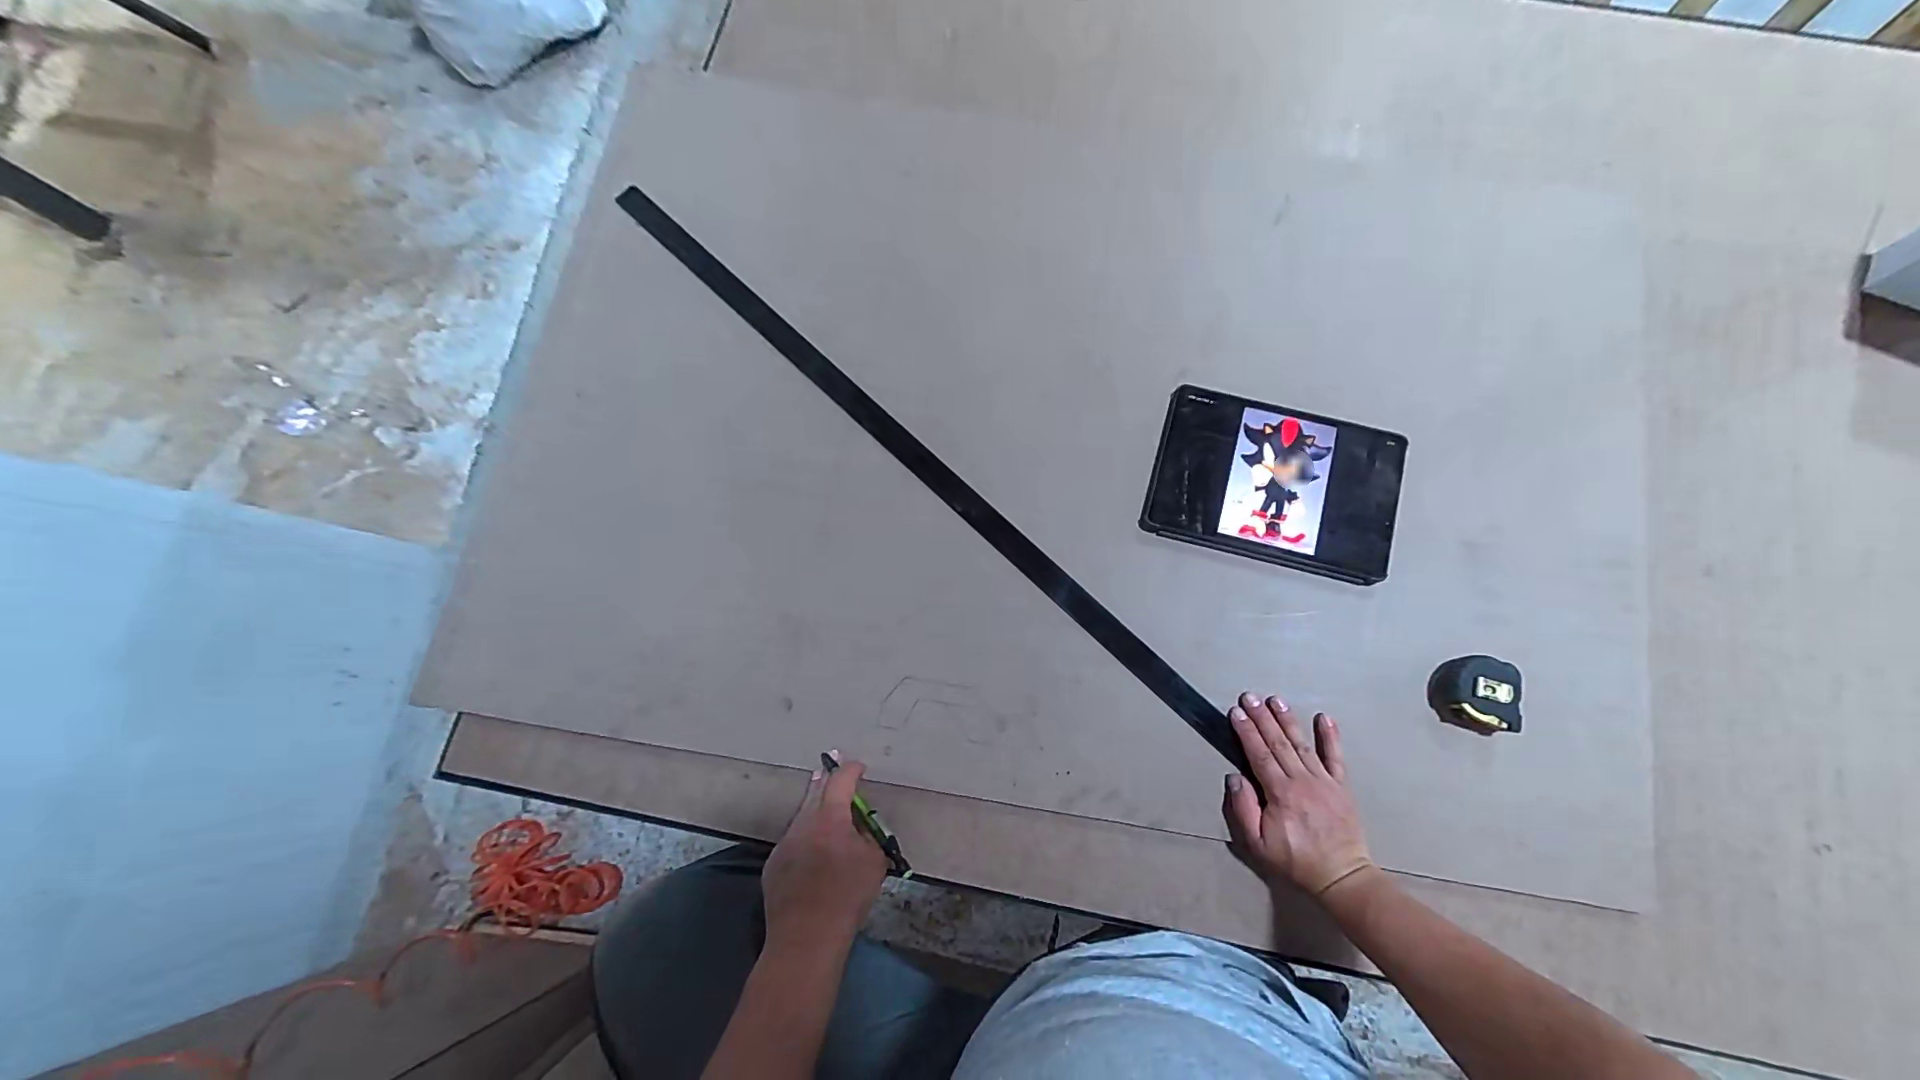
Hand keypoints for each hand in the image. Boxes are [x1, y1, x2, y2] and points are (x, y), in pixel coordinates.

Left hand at [762, 752, 888, 953]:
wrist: (807, 937)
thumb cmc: (847, 897)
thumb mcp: (874, 861)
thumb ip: (867, 835)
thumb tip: (857, 827)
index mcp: (830, 818)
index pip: (841, 781)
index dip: (851, 770)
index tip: (859, 767)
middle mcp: (803, 823)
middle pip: (816, 791)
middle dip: (827, 779)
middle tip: (832, 767)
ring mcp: (785, 843)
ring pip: (802, 816)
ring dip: (815, 809)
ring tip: (826, 811)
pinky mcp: (773, 864)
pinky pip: (793, 841)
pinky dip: (805, 838)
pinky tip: (813, 856)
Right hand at [1222, 692, 1372, 897]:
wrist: (1342, 877)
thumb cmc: (1295, 861)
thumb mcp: (1257, 844)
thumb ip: (1243, 809)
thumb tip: (1235, 777)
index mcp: (1280, 794)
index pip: (1259, 754)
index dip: (1246, 731)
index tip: (1236, 712)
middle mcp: (1302, 781)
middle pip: (1278, 743)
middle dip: (1262, 718)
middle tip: (1249, 696)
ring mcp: (1324, 782)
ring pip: (1302, 744)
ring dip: (1287, 720)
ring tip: (1275, 700)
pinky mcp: (1342, 787)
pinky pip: (1335, 757)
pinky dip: (1331, 737)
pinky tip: (1324, 718)